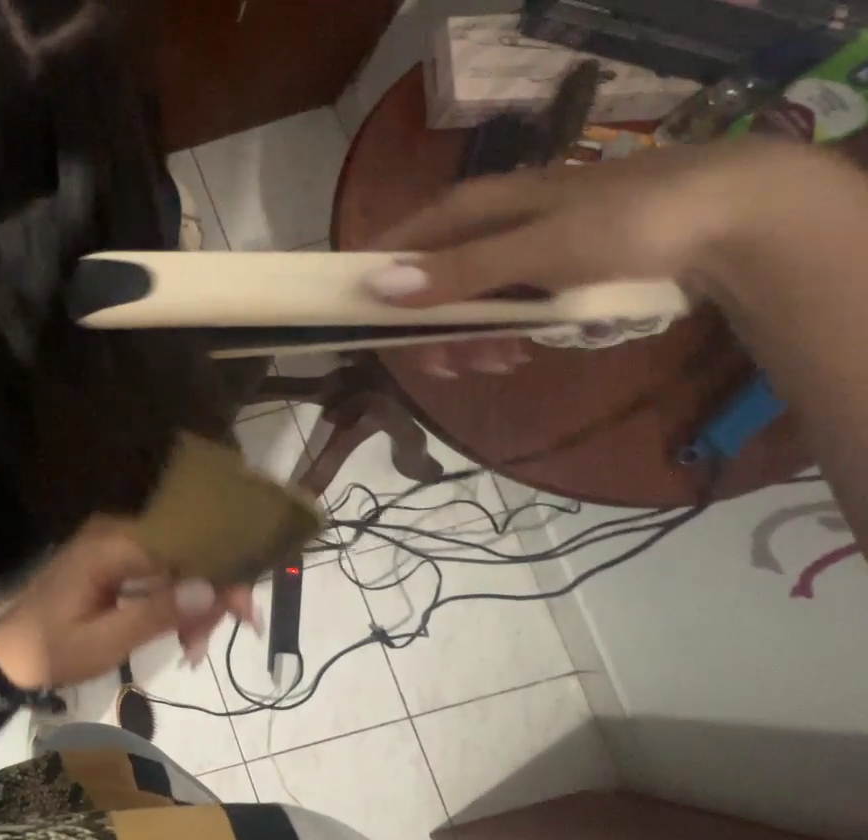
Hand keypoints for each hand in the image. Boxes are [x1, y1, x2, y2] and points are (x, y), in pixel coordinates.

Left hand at [0, 517, 256, 689]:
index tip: (245, 613)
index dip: (222, 575)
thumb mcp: (106, 641)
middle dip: (207, 597)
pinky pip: (153, 573)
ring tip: (191, 650)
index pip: (184, 545)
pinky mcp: (106, 563)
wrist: (5, 657)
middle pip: (182, 553)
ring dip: (189, 605)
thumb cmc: (51, 649)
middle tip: (206, 646)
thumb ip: (157, 613)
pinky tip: (179, 636)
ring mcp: (108, 546)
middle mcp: (111, 533)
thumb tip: (212, 588)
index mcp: (108, 546)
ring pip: (172, 565)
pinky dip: (169, 602)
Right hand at [360, 141, 818, 376]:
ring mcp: (510, 250)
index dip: (367, 292)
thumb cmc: (628, 222)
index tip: (365, 338)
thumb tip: (375, 288)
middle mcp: (477, 227)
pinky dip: (497, 335)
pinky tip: (518, 353)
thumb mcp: (537, 250)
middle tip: (447, 370)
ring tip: (496, 365)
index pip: (387, 250)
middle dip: (426, 333)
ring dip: (464, 341)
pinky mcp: (540, 271)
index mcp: (465, 210)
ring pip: (456, 304)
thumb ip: (457, 272)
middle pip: (419, 287)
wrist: (734, 216)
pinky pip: (495, 309)